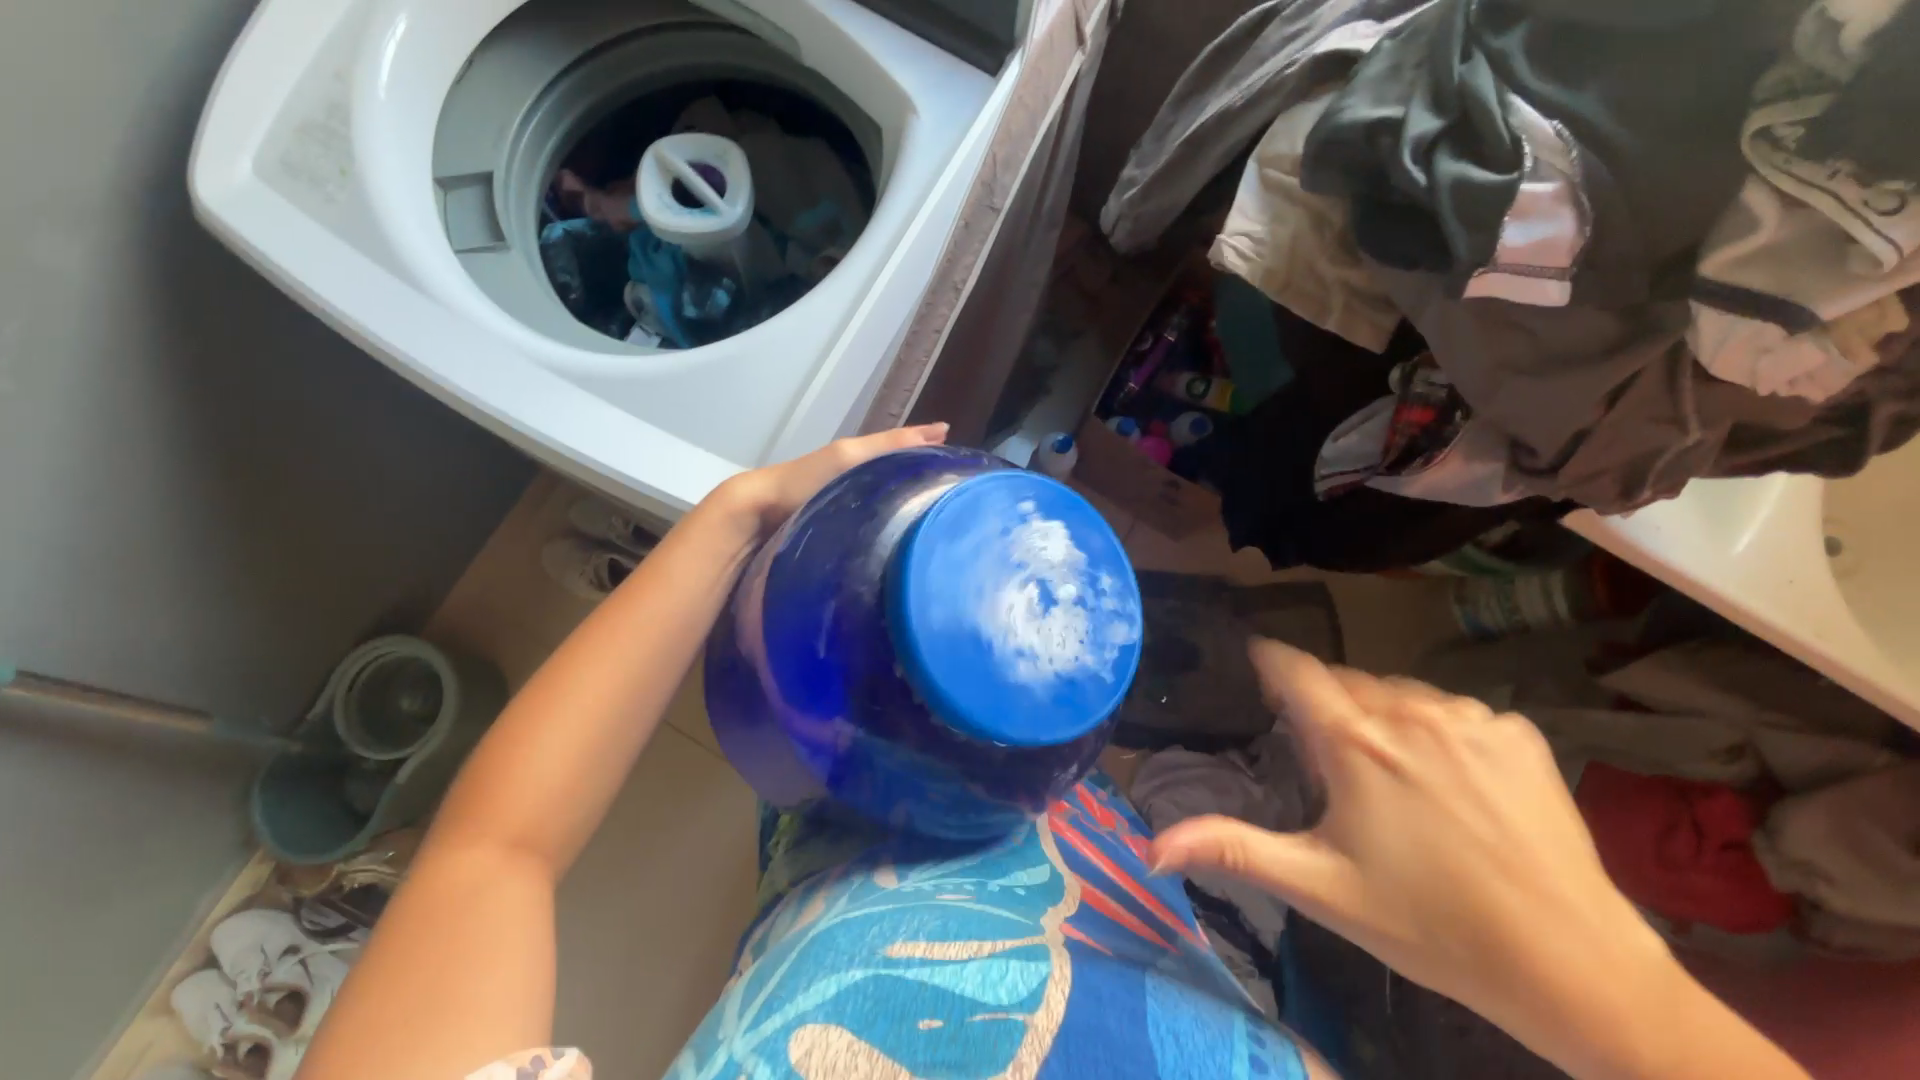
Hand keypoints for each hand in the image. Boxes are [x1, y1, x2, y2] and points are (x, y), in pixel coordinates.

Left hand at [712, 423, 949, 539]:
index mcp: (861, 465)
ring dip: (910, 516)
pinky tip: (905, 548)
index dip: (931, 461)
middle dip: (925, 491)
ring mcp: (848, 514)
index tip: (964, 474)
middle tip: (960, 505)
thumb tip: (943, 430)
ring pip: (887, 509)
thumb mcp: (852, 455)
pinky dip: (891, 534)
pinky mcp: (840, 539)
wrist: (759, 515)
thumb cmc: (806, 480)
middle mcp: (857, 487)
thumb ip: (892, 445)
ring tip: (941, 529)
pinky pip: (874, 532)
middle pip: (898, 484)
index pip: (905, 458)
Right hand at [1149, 641, 1700, 1075]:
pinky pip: (1458, 713)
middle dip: (1328, 705)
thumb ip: (1232, 851)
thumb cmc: (1427, 925)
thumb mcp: (1318, 888)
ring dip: (1383, 717)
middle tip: (1325, 759)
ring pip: (1404, 695)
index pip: (1297, 670)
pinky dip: (1440, 732)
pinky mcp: (1520, 735)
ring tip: (1389, 775)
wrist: (1568, 962)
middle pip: (1350, 683)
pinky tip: (1452, 784)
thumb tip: (1150, 846)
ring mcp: (1473, 719)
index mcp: (1355, 743)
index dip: (1271, 659)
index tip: (1256, 660)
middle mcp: (1412, 712)